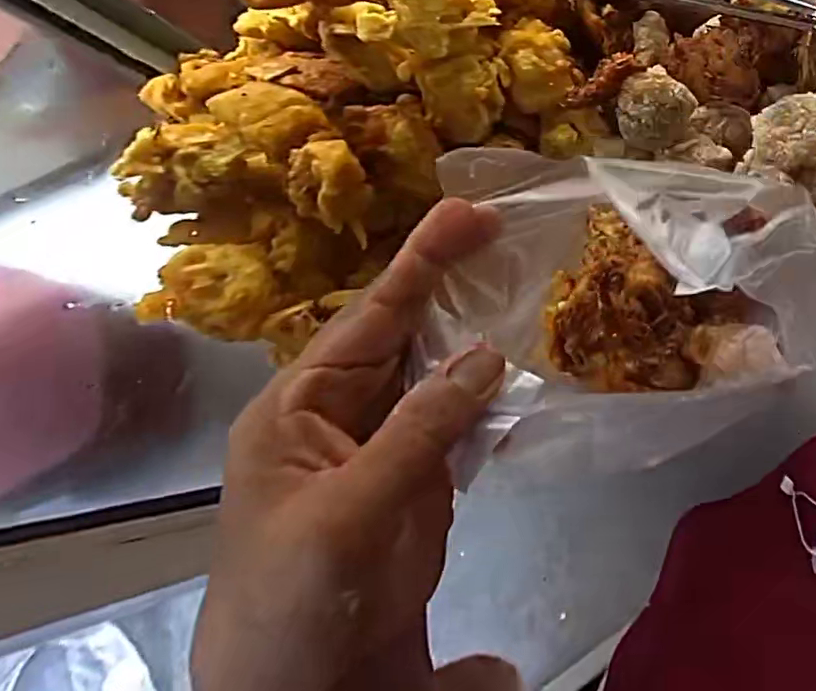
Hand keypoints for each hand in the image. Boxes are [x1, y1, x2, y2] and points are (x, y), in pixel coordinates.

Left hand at [191, 199, 519, 690]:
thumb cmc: (291, 602)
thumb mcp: (347, 514)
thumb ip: (419, 432)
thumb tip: (488, 355)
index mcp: (303, 402)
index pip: (372, 315)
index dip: (422, 261)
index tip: (470, 213)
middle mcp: (345, 405)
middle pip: (409, 327)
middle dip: (454, 278)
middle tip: (505, 230)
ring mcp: (388, 437)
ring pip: (441, 365)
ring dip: (479, 325)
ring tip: (522, 277)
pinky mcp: (423, 469)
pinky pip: (464, 413)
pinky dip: (494, 388)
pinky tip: (525, 361)